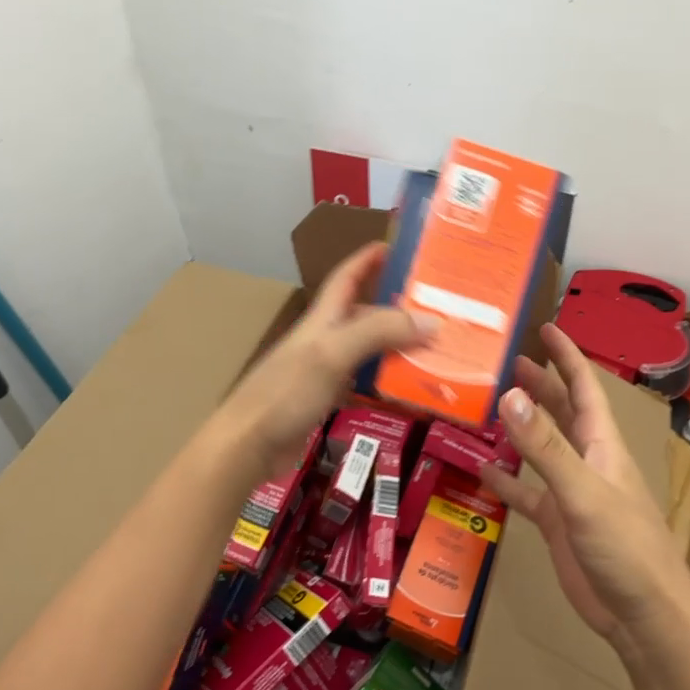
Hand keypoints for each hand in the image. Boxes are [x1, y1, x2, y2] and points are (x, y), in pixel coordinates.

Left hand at [212, 243, 436, 486]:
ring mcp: (323, 370)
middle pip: (364, 314)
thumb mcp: (334, 353)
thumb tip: (432, 321)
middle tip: (440, 310)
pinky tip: (408, 389)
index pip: (347, 276)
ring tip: (437, 349)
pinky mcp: (324, 400)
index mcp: (323, 319)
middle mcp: (324, 339)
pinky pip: (362, 382)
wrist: (249, 444)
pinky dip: (386, 381)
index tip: (399, 246)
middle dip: (397, 308)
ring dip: (397, 346)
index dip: (369, 258)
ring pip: (367, 349)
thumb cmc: (287, 391)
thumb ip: (379, 333)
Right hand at [480, 323, 683, 646]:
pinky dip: (505, 479)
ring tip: (485, 406)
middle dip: (539, 384)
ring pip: (541, 449)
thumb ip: (545, 446)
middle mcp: (587, 461)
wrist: (642, 614)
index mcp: (601, 444)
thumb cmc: (624, 546)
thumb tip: (510, 394)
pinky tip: (480, 469)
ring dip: (518, 428)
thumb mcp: (582, 491)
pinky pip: (526, 492)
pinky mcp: (557, 522)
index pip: (583, 388)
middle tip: (505, 361)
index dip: (567, 356)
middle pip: (560, 412)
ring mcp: (571, 492)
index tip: (545, 327)